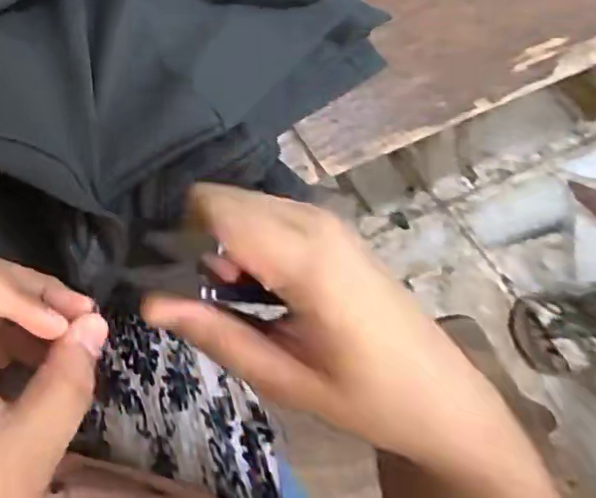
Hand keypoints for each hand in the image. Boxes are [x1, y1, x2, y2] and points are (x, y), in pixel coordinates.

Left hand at [0, 256, 109, 497]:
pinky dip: (25, 340)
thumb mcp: (27, 446)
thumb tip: (97, 322)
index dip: (30, 293)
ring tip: (79, 340)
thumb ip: (66, 382)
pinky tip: (56, 358)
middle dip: (38, 298)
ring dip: (36, 318)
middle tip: (86, 319)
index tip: (71, 325)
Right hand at [142, 185, 556, 497]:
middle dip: (195, 238)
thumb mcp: (286, 380)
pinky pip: (256, 206)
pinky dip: (239, 233)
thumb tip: (146, 301)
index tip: (180, 283)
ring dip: (217, 236)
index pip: (210, 207)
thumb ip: (214, 333)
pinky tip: (258, 280)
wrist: (448, 399)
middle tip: (214, 293)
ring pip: (232, 198)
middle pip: (215, 197)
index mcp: (304, 256)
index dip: (178, 237)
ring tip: (237, 292)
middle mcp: (308, 217)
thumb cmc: (368, 397)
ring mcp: (318, 213)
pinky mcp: (321, 218)